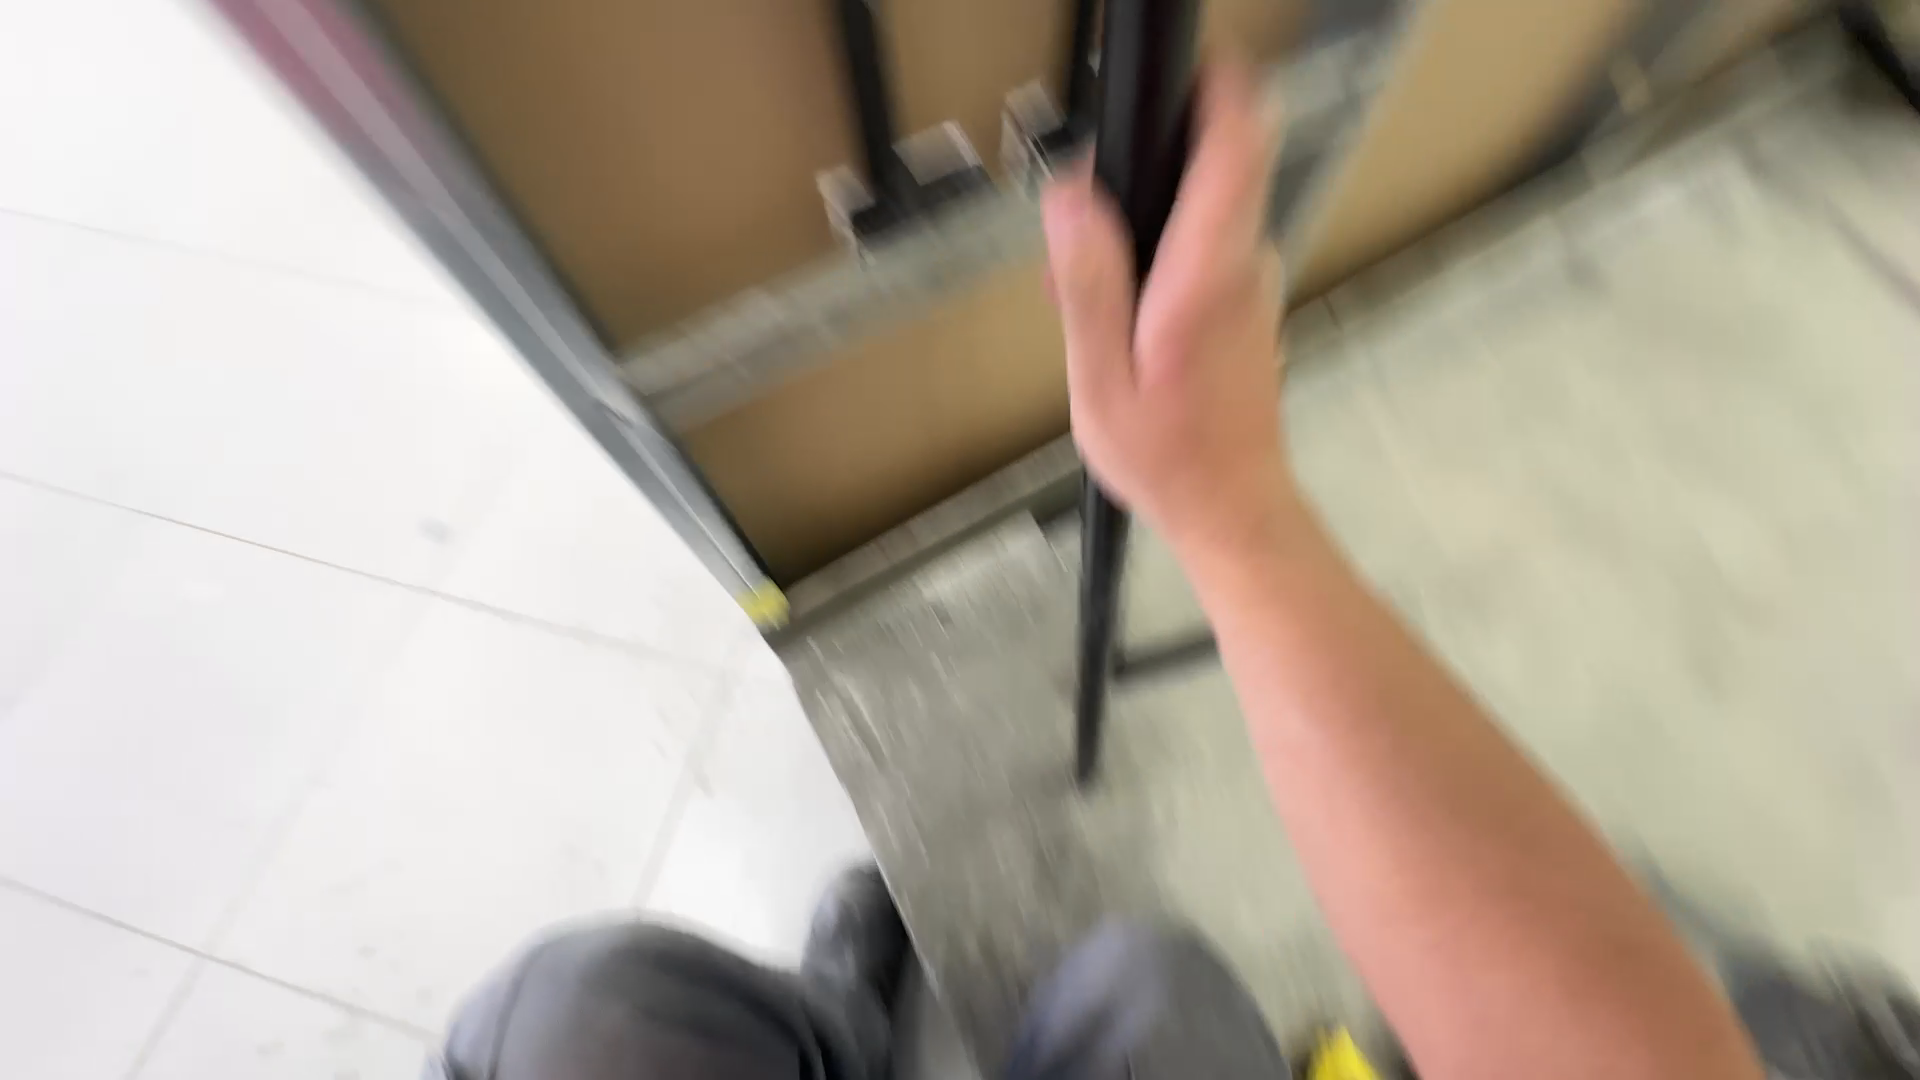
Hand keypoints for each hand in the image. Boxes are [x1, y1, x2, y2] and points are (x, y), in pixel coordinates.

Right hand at [1042, 63, 1298, 560]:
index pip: (1238, 139)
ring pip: (1200, 216)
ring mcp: (1253, 287)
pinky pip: (1203, 256)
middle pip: (1212, 168)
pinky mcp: (1247, 309)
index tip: (1169, 78)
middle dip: (1141, 180)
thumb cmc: (1166, 457)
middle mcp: (1243, 267)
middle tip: (1076, 245)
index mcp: (1205, 275)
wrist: (1229, 508)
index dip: (1212, 87)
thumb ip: (1087, 285)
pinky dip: (1159, 266)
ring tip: (1088, 304)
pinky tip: (1121, 326)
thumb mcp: (1099, 381)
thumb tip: (1070, 200)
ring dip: (1141, 233)